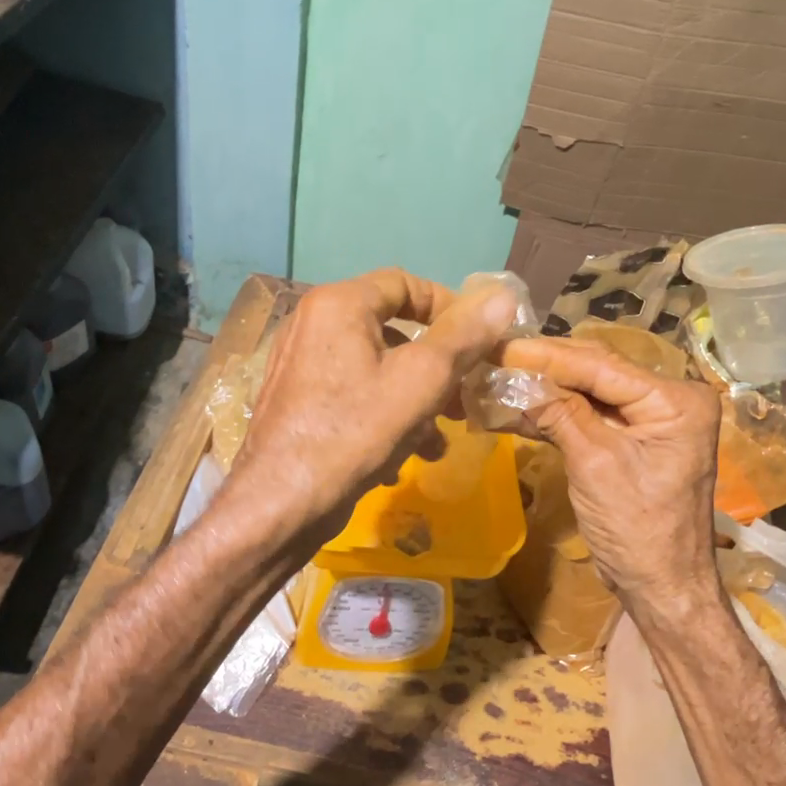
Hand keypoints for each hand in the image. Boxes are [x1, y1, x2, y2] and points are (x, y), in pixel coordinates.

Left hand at [222, 269, 520, 553]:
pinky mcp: (298, 404)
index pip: (404, 283)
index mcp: (338, 304)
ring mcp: (300, 366)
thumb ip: (463, 336)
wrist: (282, 502)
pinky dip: (383, 418)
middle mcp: (312, 325)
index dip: (448, 307)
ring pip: (376, 370)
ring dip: (415, 402)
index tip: (478, 341)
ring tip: (437, 440)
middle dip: (436, 368)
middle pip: (391, 331)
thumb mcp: (423, 380)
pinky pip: (353, 397)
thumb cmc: (355, 431)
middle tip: (464, 399)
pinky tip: (401, 457)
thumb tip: (503, 297)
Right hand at [497, 338, 720, 622]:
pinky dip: (554, 413)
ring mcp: (651, 419)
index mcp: (676, 399)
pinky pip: (589, 414)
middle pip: (595, 370)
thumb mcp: (594, 465)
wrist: (662, 587)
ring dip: (543, 390)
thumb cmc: (637, 530)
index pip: (601, 365)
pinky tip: (514, 409)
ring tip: (494, 379)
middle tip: (492, 358)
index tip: (499, 346)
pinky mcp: (632, 438)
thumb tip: (512, 378)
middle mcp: (670, 398)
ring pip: (587, 390)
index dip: (546, 357)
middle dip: (542, 368)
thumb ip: (558, 414)